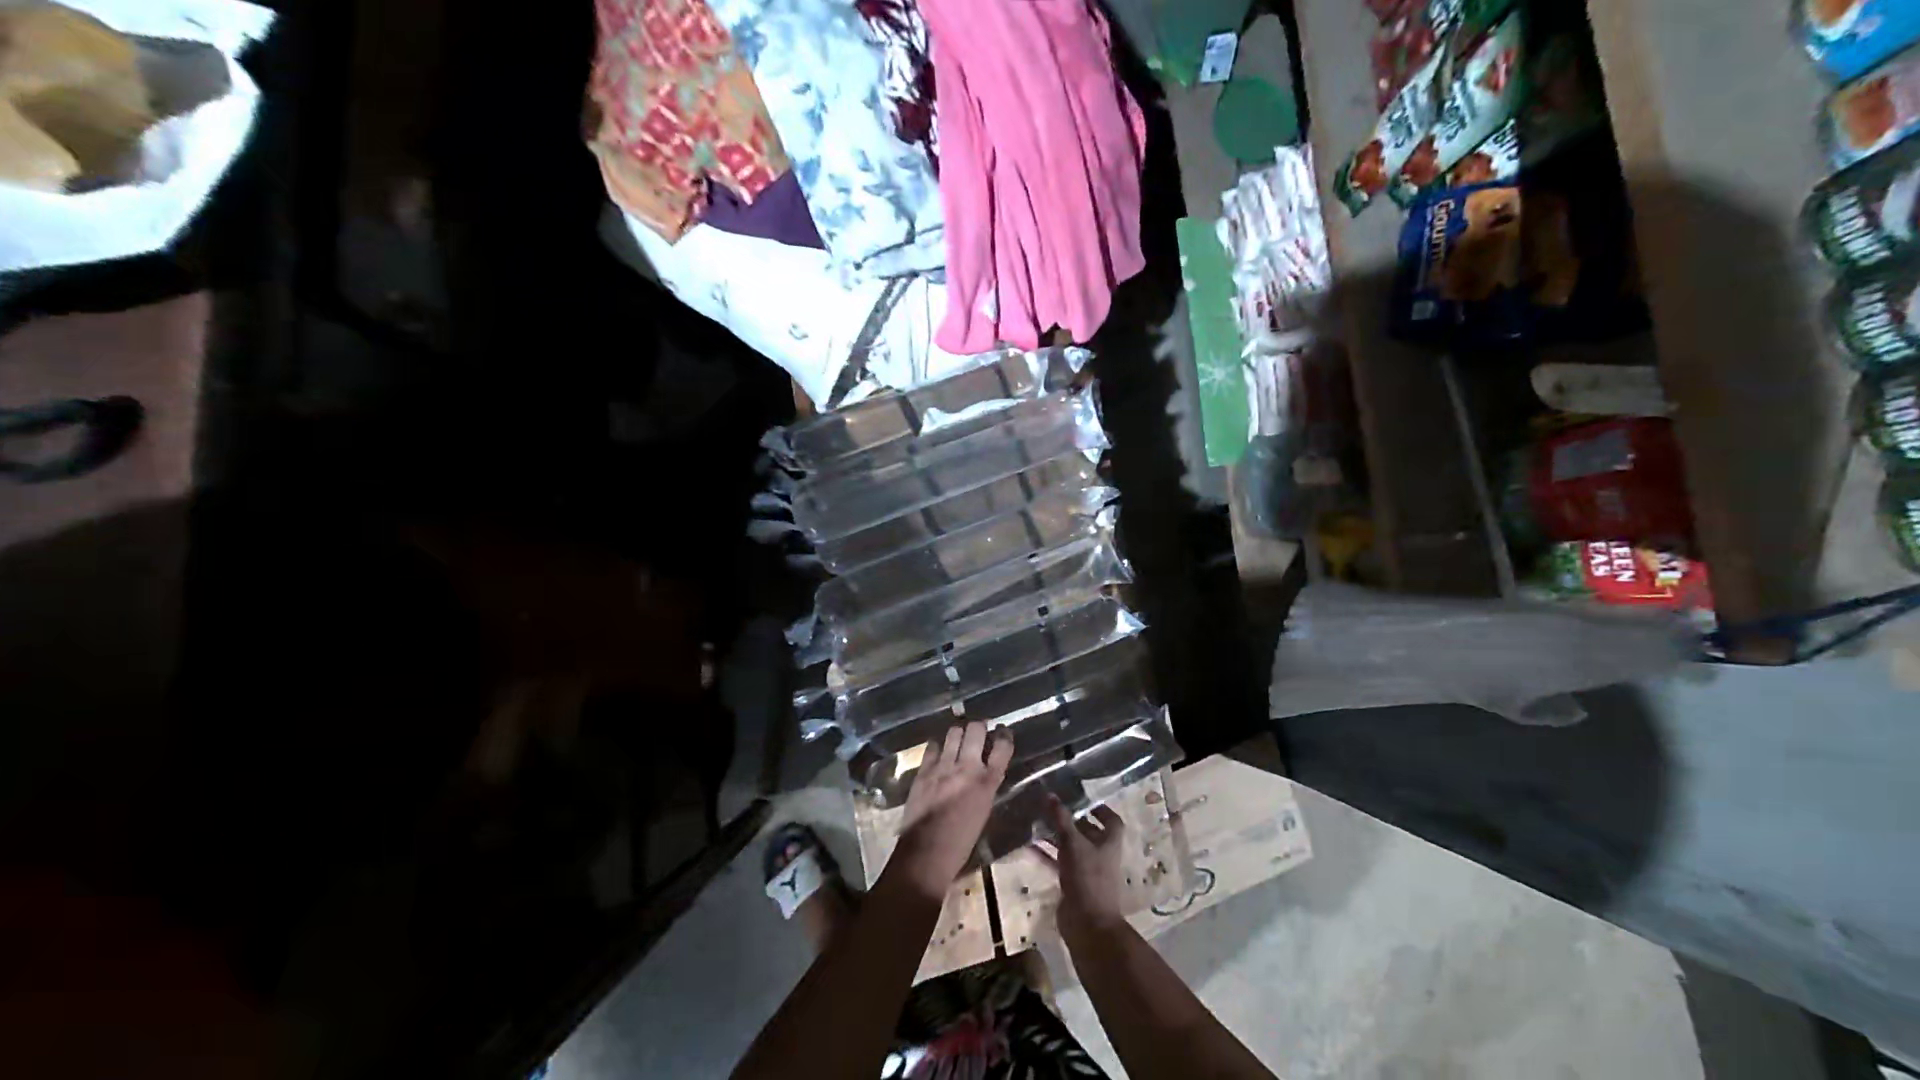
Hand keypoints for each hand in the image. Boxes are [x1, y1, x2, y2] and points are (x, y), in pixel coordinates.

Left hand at [888, 723, 1013, 900]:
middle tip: (978, 731)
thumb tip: (985, 772)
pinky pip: (933, 746)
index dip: (1004, 735)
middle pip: (976, 730)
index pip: (1002, 747)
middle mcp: (967, 768)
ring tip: (959, 738)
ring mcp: (943, 766)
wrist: (926, 853)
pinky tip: (939, 751)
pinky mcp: (923, 770)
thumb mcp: (983, 811)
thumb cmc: (961, 842)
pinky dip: (938, 745)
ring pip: (954, 732)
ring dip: (959, 732)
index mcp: (987, 783)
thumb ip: (985, 787)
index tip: (1002, 732)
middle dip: (979, 727)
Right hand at [1043, 795, 1128, 939]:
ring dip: (1057, 837)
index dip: (1100, 809)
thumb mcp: (1073, 843)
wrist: (1088, 924)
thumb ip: (1061, 819)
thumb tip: (1050, 795)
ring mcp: (1087, 871)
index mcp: (1110, 843)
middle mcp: (1101, 855)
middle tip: (1052, 808)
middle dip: (1072, 821)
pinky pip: (1059, 863)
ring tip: (1038, 823)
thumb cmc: (1087, 878)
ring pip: (1072, 848)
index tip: (1082, 799)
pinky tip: (1030, 846)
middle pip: (1089, 833)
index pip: (1111, 820)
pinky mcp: (1073, 884)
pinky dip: (1047, 855)